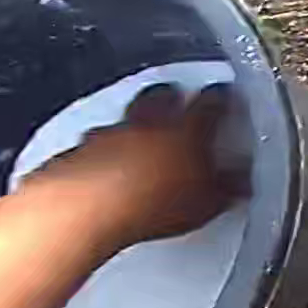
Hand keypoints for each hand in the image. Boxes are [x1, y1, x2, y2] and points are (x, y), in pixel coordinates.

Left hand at [18, 84, 242, 248]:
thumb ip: (227, 185)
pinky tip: (99, 170)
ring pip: (119, 123)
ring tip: (135, 135)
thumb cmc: (151, 204)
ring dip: (129, 126)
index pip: (209, 105)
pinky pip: (85, 150)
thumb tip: (240, 182)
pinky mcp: (68, 159)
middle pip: (157, 99)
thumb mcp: (209, 202)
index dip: (219, 96)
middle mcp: (144, 128)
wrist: (79, 216)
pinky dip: (95, 155)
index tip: (223, 92)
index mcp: (186, 133)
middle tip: (173, 93)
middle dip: (167, 94)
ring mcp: (102, 140)